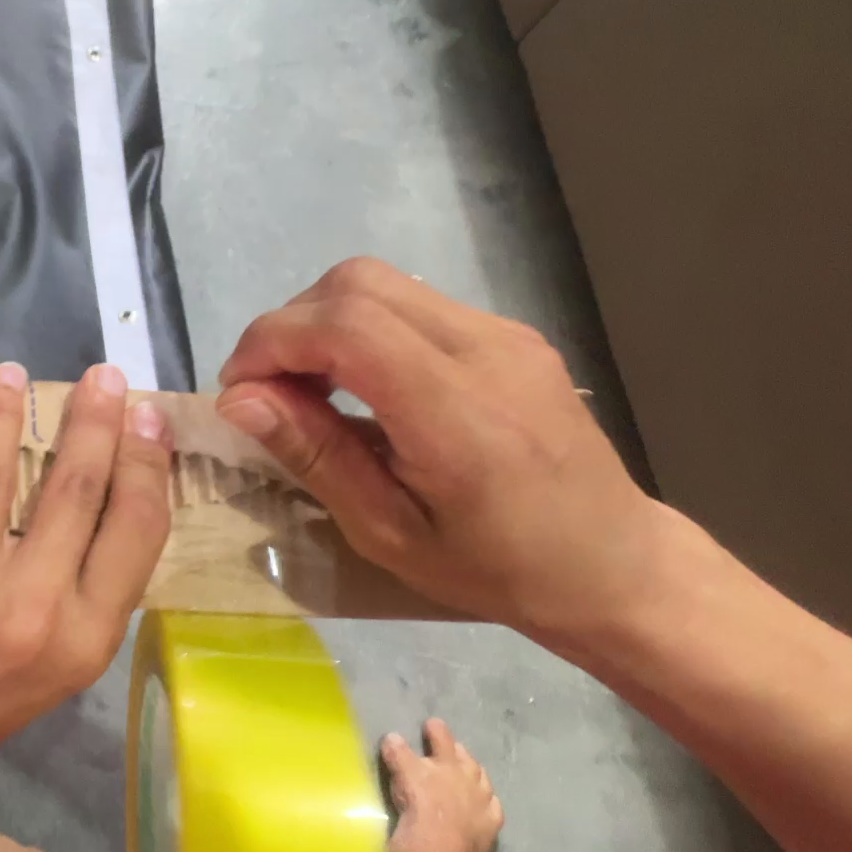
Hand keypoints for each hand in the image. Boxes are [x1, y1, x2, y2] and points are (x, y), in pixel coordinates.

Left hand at [0, 361, 174, 798]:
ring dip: (2, 413)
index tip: (146, 415)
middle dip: (92, 420)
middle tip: (100, 375)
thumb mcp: (60, 660)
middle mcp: (28, 617)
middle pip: (73, 489)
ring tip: (7, 377)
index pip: (136, 529)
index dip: (146, 462)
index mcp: (84, 639)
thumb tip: (111, 476)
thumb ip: (90, 582)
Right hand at [214, 257, 666, 634]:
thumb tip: (238, 399)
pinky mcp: (504, 331)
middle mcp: (486, 350)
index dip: (271, 342)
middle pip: (355, 284)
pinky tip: (354, 382)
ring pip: (376, 282)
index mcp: (459, 414)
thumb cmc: (494, 568)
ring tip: (304, 386)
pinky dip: (354, 327)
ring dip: (317, 322)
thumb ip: (314, 454)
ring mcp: (502, 332)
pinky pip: (406, 302)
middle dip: (287, 326)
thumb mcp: (386, 531)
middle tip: (267, 389)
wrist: (613, 564)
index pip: (345, 327)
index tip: (238, 391)